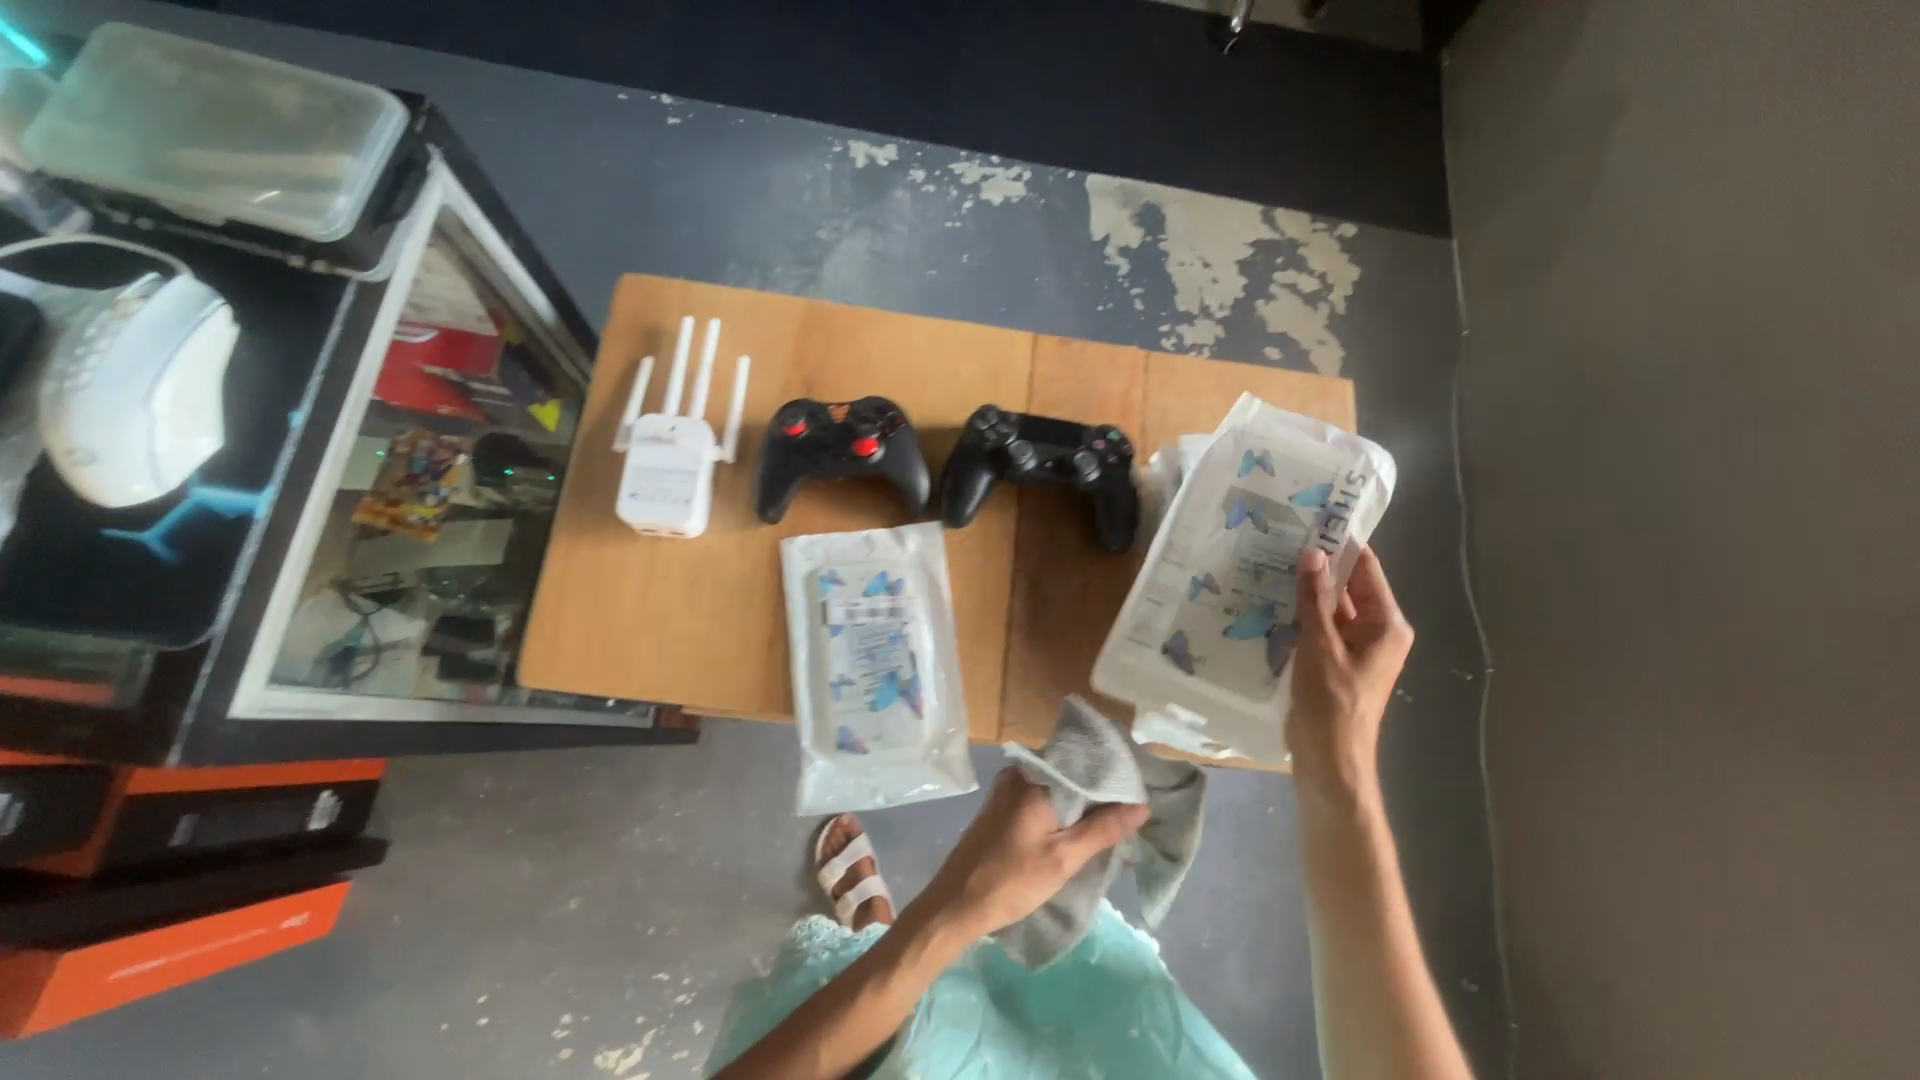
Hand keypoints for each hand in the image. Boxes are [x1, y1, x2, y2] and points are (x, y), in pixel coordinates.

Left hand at [911, 768, 1147, 939]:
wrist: (955, 904)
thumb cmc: (1010, 881)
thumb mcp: (1063, 859)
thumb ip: (1103, 829)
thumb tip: (1141, 805)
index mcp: (1034, 778)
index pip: (1086, 764)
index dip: (1116, 780)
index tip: (1143, 795)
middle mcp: (1019, 773)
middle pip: (1072, 775)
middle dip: (1101, 795)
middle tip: (1134, 814)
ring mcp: (1007, 789)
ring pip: (1058, 789)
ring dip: (1082, 806)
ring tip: (1115, 824)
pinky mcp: (1002, 806)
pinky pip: (1042, 799)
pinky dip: (1063, 812)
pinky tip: (1082, 831)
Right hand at [1287, 545, 1413, 806]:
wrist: (1329, 757)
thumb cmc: (1332, 701)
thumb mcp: (1321, 644)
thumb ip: (1315, 598)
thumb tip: (1313, 553)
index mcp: (1386, 624)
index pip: (1367, 570)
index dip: (1342, 545)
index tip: (1313, 518)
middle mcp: (1375, 631)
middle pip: (1347, 587)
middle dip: (1317, 566)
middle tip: (1280, 536)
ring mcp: (1352, 647)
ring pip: (1328, 607)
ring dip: (1303, 591)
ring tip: (1268, 561)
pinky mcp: (1331, 661)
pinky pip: (1316, 627)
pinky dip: (1298, 614)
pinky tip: (1268, 599)